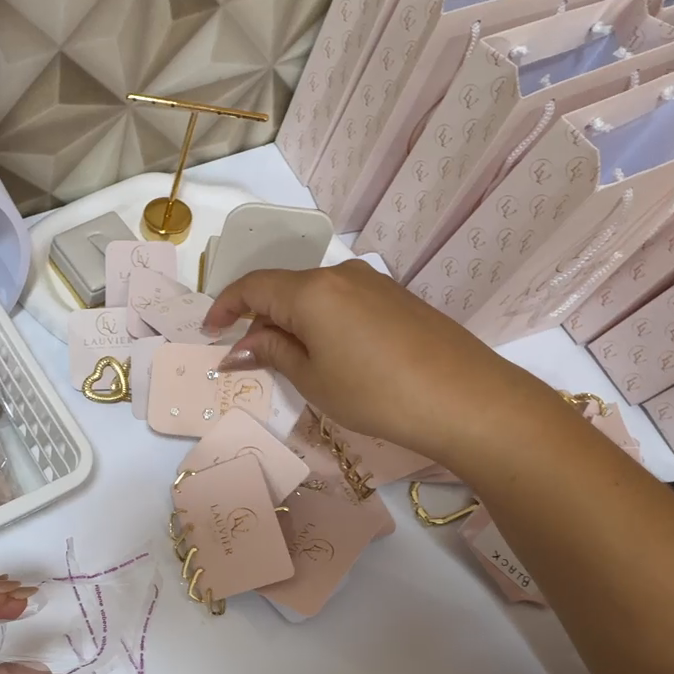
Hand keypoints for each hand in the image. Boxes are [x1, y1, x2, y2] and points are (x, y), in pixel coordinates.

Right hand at [203, 264, 558, 462]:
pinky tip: (326, 354)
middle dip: (258, 318)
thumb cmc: (375, 393)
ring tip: (287, 361)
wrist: (464, 398)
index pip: (252, 287)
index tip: (209, 334)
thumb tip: (240, 347)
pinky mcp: (396, 298)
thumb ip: (272, 353)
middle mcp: (340, 274)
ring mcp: (373, 283)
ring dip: (290, 322)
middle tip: (247, 356)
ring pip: (314, 296)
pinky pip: (341, 302)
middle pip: (283, 288)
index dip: (224, 308)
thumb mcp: (312, 379)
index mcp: (311, 290)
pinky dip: (319, 322)